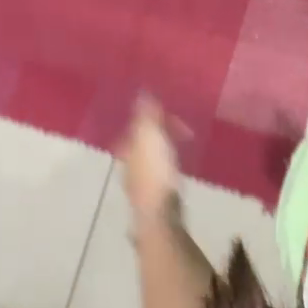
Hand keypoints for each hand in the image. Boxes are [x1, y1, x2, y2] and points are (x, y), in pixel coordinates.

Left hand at [119, 95, 185, 225]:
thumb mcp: (151, 136)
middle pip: (140, 144)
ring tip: (181, 144)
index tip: (166, 112)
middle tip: (179, 127)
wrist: (160, 216)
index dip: (148, 118)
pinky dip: (168, 165)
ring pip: (150, 159)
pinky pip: (160, 173)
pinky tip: (179, 166)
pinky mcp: (154, 199)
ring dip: (163, 150)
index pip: (133, 128)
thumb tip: (141, 90)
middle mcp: (128, 167)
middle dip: (157, 134)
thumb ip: (147, 115)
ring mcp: (140, 185)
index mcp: (126, 149)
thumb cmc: (154, 173)